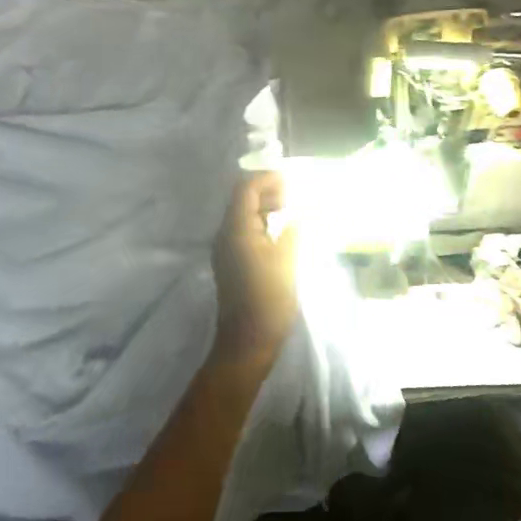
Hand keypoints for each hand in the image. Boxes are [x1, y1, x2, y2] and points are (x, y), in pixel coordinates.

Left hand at [210, 172, 300, 372]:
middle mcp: (224, 235)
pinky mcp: (230, 262)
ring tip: (291, 213)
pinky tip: (280, 234)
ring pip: (242, 216)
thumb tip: (296, 216)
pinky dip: (261, 225)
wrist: (247, 341)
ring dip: (264, 209)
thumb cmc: (269, 299)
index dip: (267, 179)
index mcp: (236, 230)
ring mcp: (225, 249)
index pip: (245, 189)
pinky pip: (243, 232)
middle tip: (294, 197)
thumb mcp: (287, 262)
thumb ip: (291, 232)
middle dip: (267, 192)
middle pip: (241, 200)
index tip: (291, 181)